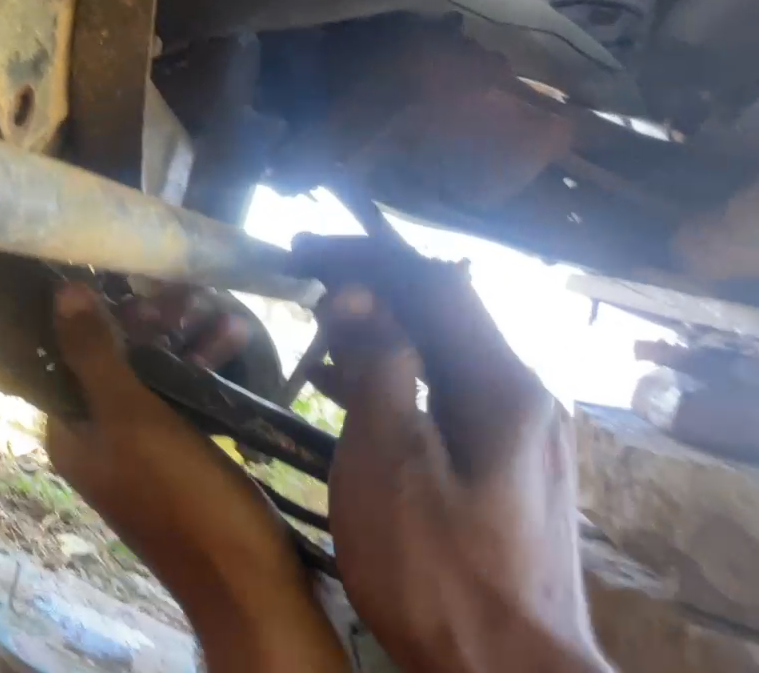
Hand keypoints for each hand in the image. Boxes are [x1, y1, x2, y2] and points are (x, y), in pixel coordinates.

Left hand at [46, 284, 346, 672]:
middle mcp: (95, 435)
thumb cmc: (183, 499)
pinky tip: (233, 337)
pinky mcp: (181, 455)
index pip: (63, 354)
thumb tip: (61, 292)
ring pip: (151, 374)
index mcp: (68, 429)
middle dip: (145, 323)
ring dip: (181, 339)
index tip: (119, 277)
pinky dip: (203, 369)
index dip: (89, 314)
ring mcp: (139, 447)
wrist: (255, 590)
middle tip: (179, 290)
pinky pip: (183, 398)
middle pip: (111, 359)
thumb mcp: (131, 417)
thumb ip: (93, 354)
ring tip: (216, 306)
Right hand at [291, 236, 610, 672]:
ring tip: (310, 322)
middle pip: (441, 309)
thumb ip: (377, 366)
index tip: (296, 248)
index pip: (431, 283)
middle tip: (296, 278)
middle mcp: (520, 397)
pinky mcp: (500, 462)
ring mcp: (515, 433)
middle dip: (366, 282)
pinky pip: (439, 386)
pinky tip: (340, 381)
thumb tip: (357, 294)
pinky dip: (387, 367)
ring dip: (374, 324)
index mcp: (500, 388)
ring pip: (439, 347)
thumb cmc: (434, 567)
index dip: (362, 254)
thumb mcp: (388, 458)